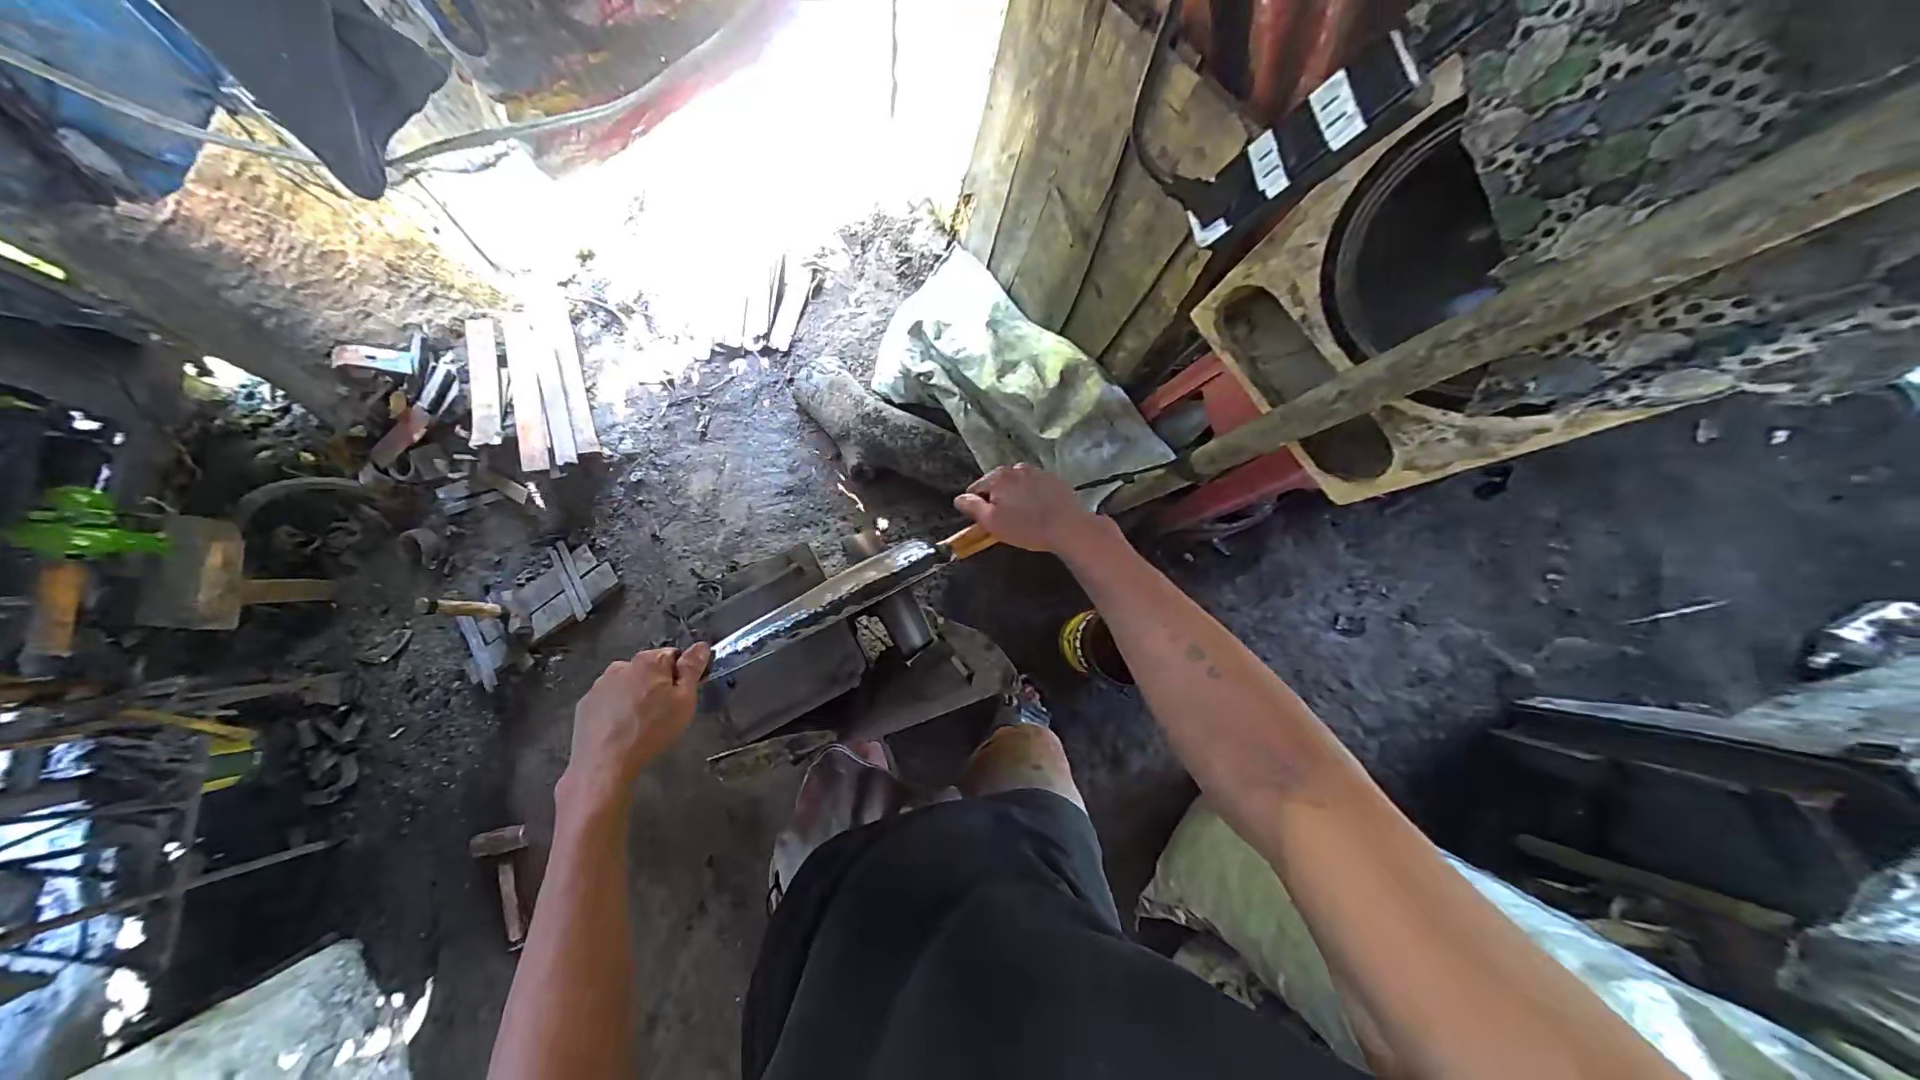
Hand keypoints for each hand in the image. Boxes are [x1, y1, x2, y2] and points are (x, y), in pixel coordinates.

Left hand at [559, 644, 710, 809]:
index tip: (682, 695)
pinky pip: (609, 700)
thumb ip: (692, 669)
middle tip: (664, 712)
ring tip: (640, 724)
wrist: (604, 763)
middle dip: (657, 685)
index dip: (681, 675)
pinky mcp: (585, 704)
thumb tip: (701, 646)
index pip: (673, 656)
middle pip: (648, 669)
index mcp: (649, 661)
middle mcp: (622, 665)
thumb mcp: (684, 700)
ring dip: (636, 696)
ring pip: (627, 684)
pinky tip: (621, 730)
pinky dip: (616, 709)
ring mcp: (600, 685)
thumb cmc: (651, 730)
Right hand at [953, 464, 1107, 554]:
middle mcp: (1016, 468)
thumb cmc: (1026, 527)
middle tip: (1006, 520)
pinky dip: (1033, 495)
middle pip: (998, 483)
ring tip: (1025, 515)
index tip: (987, 520)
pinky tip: (1040, 510)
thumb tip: (959, 498)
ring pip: (1018, 483)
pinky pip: (1035, 486)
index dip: (977, 505)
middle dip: (998, 499)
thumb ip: (972, 507)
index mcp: (998, 477)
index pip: (976, 488)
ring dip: (1016, 495)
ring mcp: (1037, 471)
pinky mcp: (1054, 479)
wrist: (1067, 527)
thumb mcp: (992, 522)